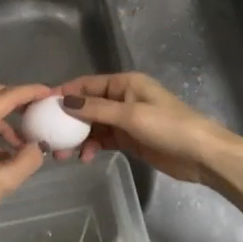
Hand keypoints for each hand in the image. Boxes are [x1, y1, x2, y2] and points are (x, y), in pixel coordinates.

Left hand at [0, 82, 53, 241]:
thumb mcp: (3, 182)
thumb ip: (27, 160)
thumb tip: (39, 146)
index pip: (6, 97)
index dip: (29, 92)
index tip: (48, 92)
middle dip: (13, 97)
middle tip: (34, 108)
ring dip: (1, 118)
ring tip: (21, 143)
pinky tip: (2, 154)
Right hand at [58, 72, 237, 185]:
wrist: (202, 155)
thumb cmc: (169, 127)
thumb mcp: (131, 116)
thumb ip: (96, 109)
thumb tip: (64, 102)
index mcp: (125, 83)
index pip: (87, 84)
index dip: (65, 93)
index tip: (41, 106)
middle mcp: (123, 98)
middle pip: (87, 105)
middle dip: (67, 119)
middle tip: (47, 135)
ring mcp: (126, 120)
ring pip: (93, 125)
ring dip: (77, 137)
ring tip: (62, 154)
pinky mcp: (130, 139)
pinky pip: (103, 139)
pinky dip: (91, 146)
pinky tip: (84, 157)